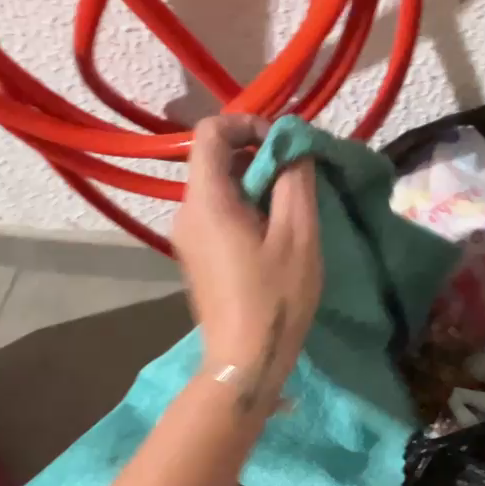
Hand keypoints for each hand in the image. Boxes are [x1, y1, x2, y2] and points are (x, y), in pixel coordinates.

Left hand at [172, 115, 321, 414]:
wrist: (244, 362)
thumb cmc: (275, 298)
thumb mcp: (298, 235)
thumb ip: (295, 180)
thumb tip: (293, 143)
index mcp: (206, 201)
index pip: (210, 132)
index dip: (247, 123)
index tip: (283, 144)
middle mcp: (186, 211)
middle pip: (215, 158)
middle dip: (258, 155)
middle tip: (298, 178)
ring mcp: (187, 235)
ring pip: (219, 185)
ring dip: (256, 182)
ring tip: (292, 208)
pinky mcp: (196, 253)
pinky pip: (218, 210)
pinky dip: (246, 205)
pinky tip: (274, 233)